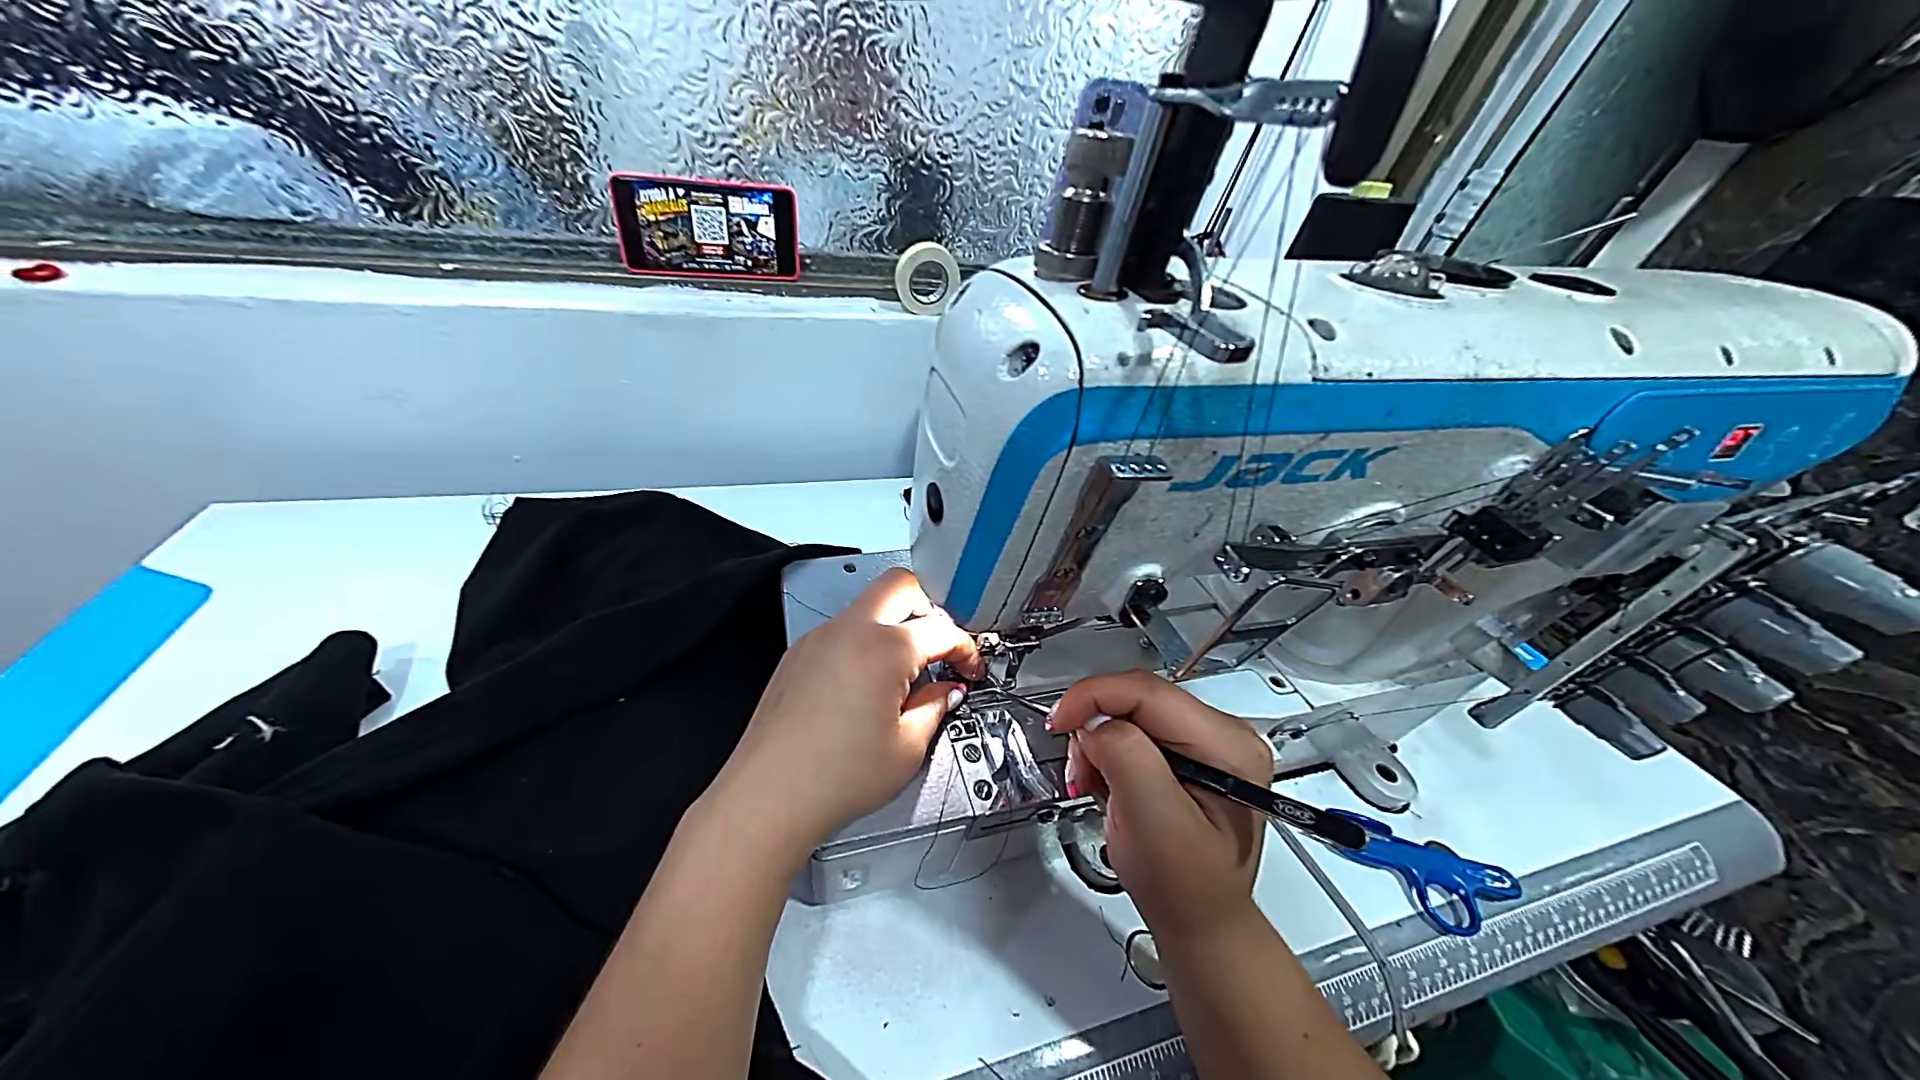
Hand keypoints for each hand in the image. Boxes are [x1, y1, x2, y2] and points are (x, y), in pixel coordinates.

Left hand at [712, 568, 982, 851]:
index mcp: (883, 649)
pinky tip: (870, 685)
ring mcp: (818, 639)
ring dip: (895, 625)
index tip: (969, 667)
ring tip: (906, 672)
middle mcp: (848, 632)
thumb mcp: (908, 748)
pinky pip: (842, 630)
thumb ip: (936, 707)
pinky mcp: (798, 655)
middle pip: (902, 586)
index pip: (942, 629)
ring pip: (869, 606)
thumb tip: (945, 692)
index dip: (966, 649)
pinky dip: (865, 644)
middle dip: (932, 608)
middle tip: (942, 645)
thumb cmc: (827, 779)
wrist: (768, 797)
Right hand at [1048, 671, 1272, 937]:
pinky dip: (1107, 750)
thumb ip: (1125, 758)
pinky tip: (1111, 782)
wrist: (1198, 918)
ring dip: (1099, 742)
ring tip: (1099, 784)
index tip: (1061, 719)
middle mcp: (1222, 733)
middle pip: (1136, 697)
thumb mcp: (1152, 823)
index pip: (1147, 691)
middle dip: (1095, 728)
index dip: (1093, 697)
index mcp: (1227, 746)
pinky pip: (1131, 726)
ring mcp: (1203, 739)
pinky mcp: (1184, 747)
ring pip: (1128, 709)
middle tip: (1082, 768)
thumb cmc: (1187, 886)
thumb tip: (1096, 721)